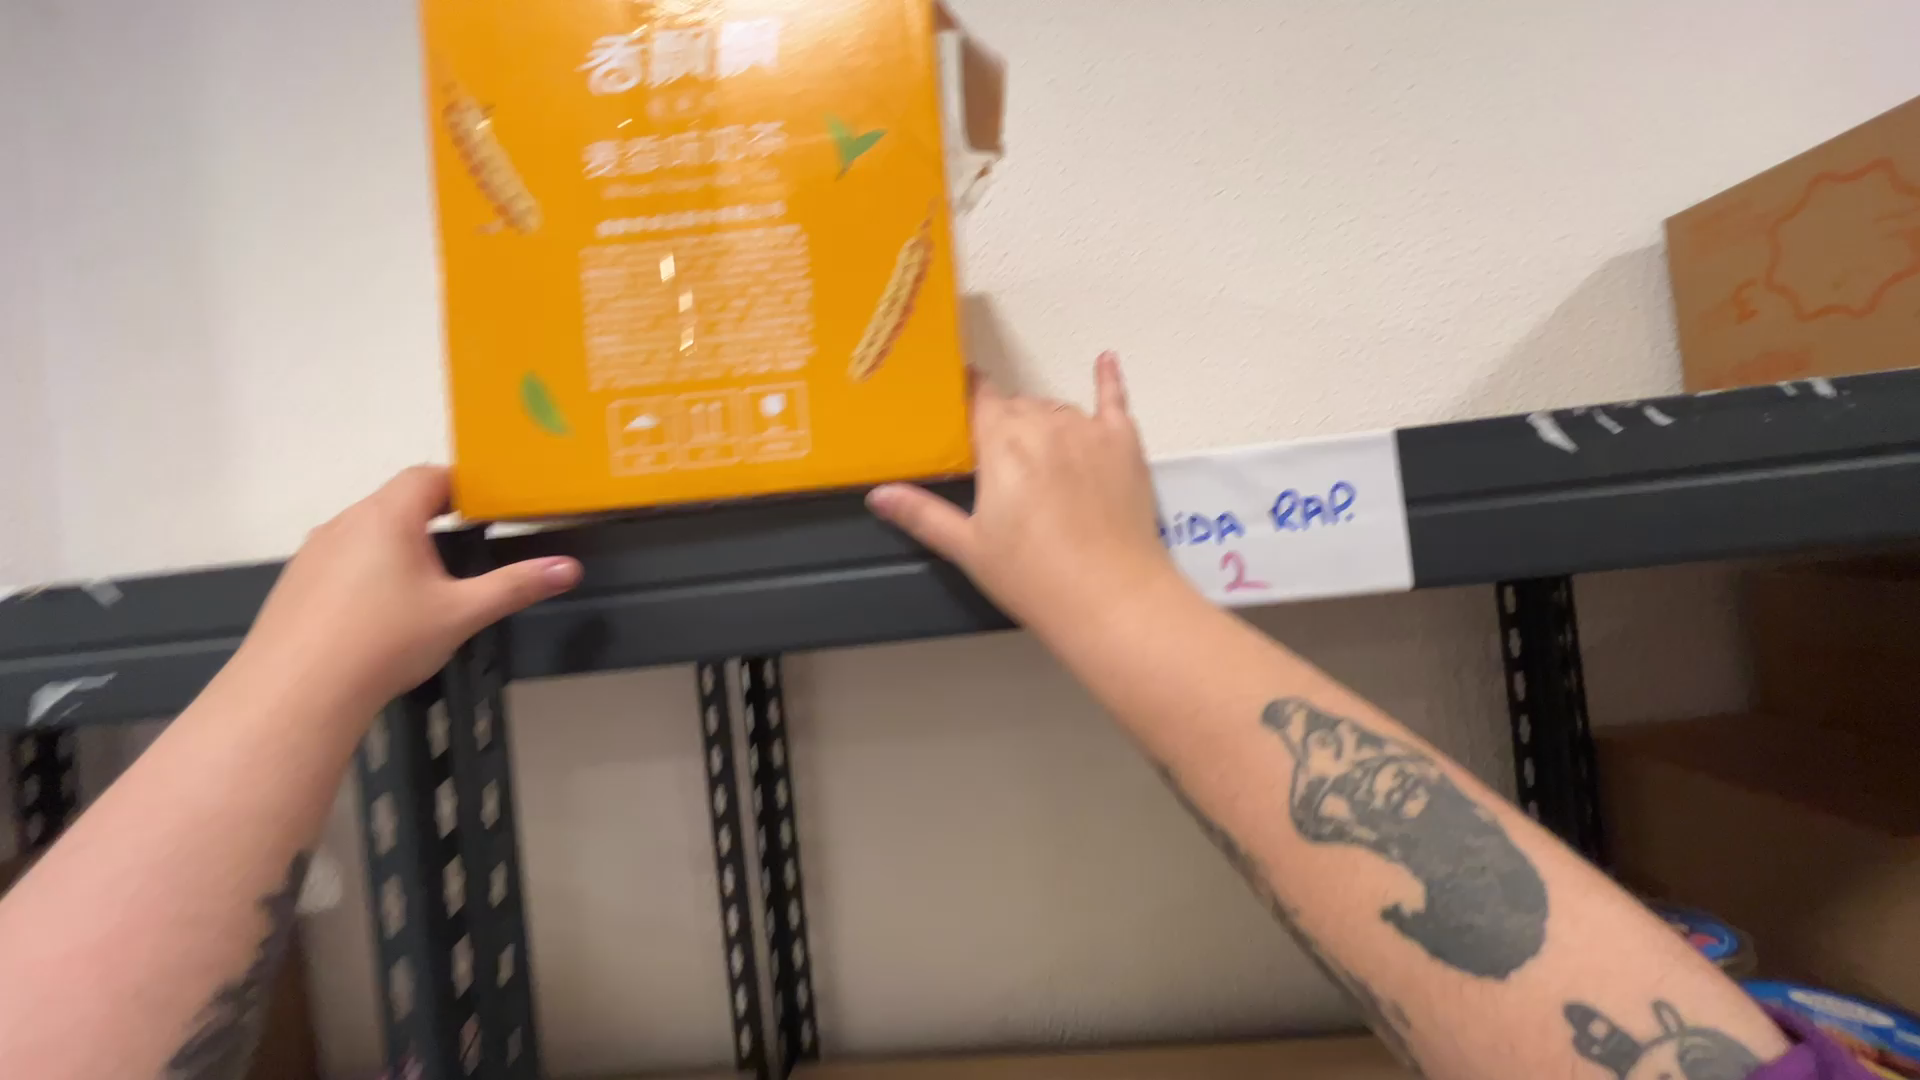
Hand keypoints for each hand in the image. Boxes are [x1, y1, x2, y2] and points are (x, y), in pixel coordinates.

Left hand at [236, 467, 581, 715]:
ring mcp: (315, 553)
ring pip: (370, 528)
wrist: (294, 695)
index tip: (493, 506)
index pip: (428, 476)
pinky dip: (376, 564)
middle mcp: (346, 524)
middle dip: (438, 512)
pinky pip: (346, 555)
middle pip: (398, 499)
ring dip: (405, 539)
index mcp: (387, 518)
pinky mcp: (298, 582)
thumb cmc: (385, 641)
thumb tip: (570, 568)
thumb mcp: (464, 613)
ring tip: (436, 577)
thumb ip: (518, 586)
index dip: (463, 484)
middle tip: (476, 540)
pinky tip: (389, 606)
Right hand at [867, 352, 1181, 633]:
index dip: (969, 397)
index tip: (960, 398)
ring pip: (1056, 409)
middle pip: (1017, 406)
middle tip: (1000, 463)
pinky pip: (1113, 400)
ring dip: (1043, 423)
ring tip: (1040, 458)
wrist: (1111, 598)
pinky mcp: (1124, 444)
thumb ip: (921, 514)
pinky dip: (1107, 380)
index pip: (979, 399)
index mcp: (1001, 443)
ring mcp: (1088, 431)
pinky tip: (1104, 361)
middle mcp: (1044, 424)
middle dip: (1005, 425)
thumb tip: (878, 495)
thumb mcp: (968, 548)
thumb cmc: (1034, 577)